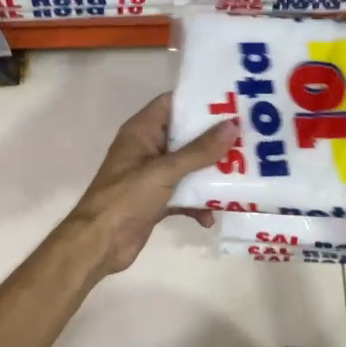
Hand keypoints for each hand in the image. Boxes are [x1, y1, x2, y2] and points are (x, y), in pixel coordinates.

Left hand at [59, 93, 236, 277]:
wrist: (99, 244)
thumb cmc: (127, 198)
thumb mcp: (165, 171)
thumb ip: (199, 151)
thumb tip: (232, 126)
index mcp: (142, 131)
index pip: (172, 104)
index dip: (200, 102)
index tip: (232, 103)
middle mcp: (147, 148)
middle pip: (186, 136)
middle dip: (214, 141)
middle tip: (246, 139)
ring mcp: (152, 175)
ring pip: (188, 167)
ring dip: (210, 174)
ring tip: (240, 177)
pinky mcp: (157, 200)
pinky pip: (184, 194)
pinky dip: (197, 203)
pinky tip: (210, 217)